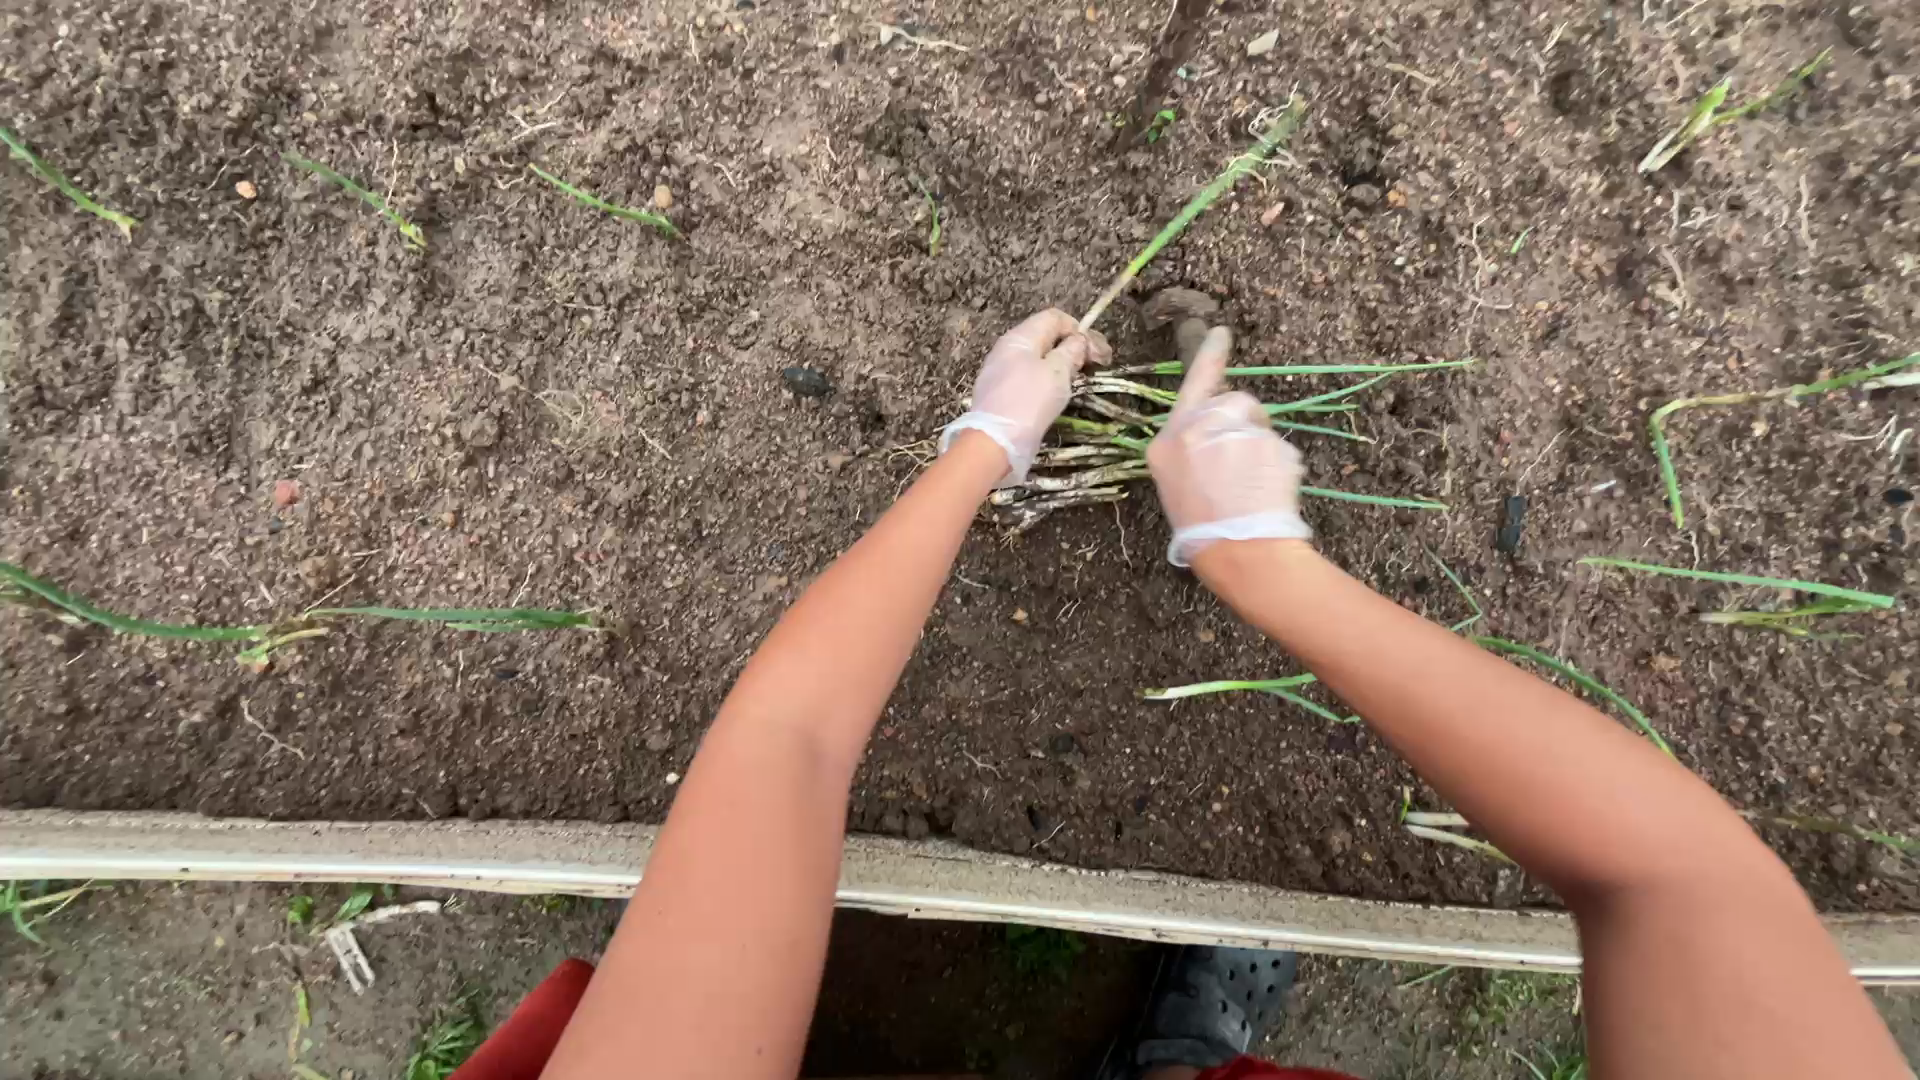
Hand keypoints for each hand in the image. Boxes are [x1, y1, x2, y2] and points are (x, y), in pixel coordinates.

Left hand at [939, 309, 1110, 484]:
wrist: (995, 442)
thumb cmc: (1029, 401)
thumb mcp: (1058, 372)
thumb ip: (1071, 351)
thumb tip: (1078, 341)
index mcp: (1020, 337)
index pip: (1054, 318)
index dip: (1079, 329)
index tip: (1096, 352)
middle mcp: (1006, 349)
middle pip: (1045, 338)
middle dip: (1072, 348)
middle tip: (1094, 367)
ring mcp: (1000, 372)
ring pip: (1036, 360)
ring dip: (1060, 366)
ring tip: (1076, 382)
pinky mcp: (1000, 394)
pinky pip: (1027, 379)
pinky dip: (1045, 381)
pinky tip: (1054, 396)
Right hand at [1145, 326, 1310, 565]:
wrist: (1237, 550)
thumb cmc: (1201, 528)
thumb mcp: (1176, 485)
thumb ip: (1190, 451)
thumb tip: (1216, 434)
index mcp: (1166, 443)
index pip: (1192, 388)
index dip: (1209, 358)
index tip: (1221, 333)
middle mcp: (1194, 429)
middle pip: (1230, 402)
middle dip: (1242, 421)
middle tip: (1243, 463)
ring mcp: (1230, 432)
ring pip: (1257, 422)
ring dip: (1259, 443)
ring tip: (1252, 484)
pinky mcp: (1265, 442)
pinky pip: (1276, 445)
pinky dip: (1277, 463)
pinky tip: (1268, 489)